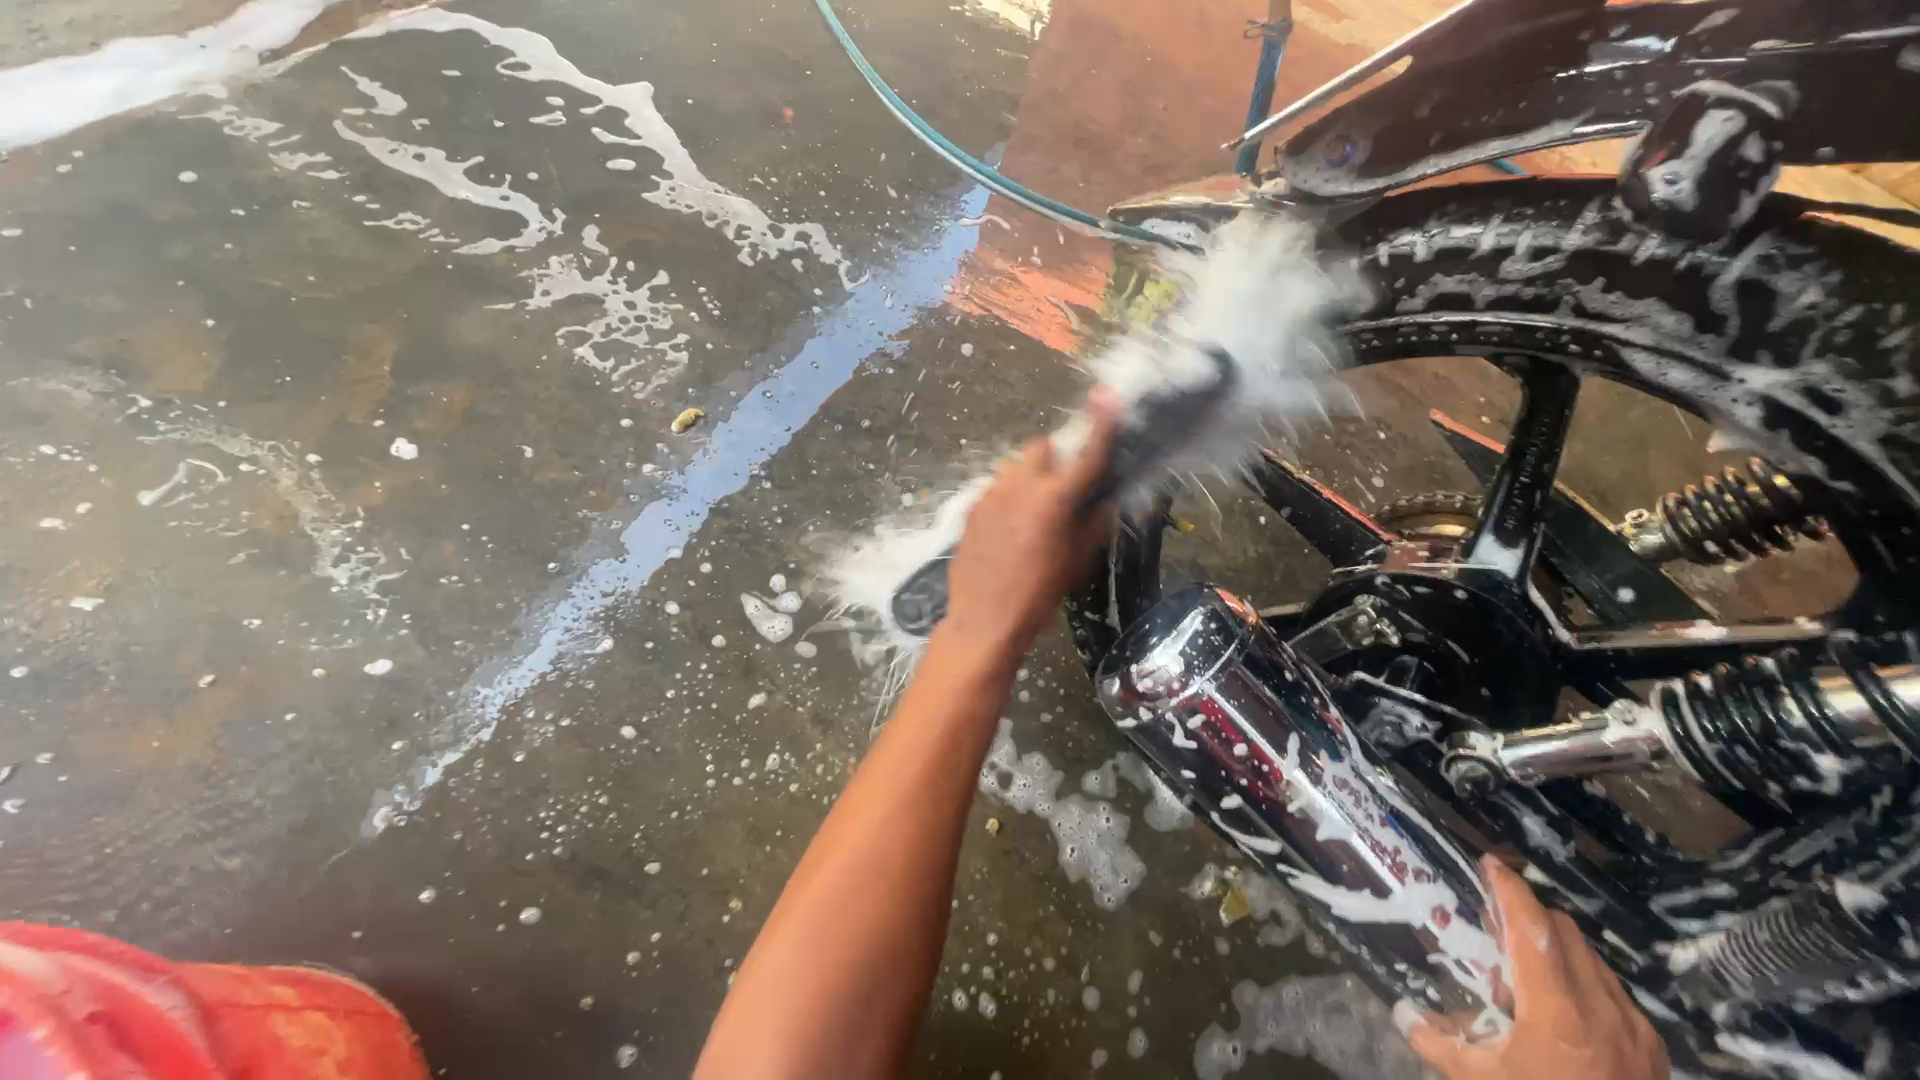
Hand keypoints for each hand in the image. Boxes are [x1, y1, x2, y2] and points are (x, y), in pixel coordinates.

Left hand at [938, 388, 1121, 656]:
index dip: (1102, 423)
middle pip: (1041, 448)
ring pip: (1016, 468)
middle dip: (1054, 461)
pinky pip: (996, 489)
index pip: (1086, 454)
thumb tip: (1105, 500)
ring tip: (1031, 515)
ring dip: (1030, 479)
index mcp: (1054, 500)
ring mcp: (990, 494)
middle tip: (1061, 490)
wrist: (984, 619)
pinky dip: (1008, 499)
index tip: (1106, 394)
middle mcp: (1020, 486)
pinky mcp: (971, 507)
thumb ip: (1094, 523)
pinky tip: (1007, 530)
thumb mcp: (1078, 562)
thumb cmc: (1039, 595)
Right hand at [1397, 856, 1668, 1079]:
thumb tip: (1398, 1010)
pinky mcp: (1653, 1046)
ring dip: (1554, 947)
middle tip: (1493, 925)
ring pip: (1591, 957)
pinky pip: (1613, 989)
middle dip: (1527, 915)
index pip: (1532, 929)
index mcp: (1557, 1012)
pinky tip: (1560, 1008)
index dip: (1510, 890)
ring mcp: (1634, 1026)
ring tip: (1523, 973)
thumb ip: (1436, 1041)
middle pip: (1564, 932)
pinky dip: (1581, 978)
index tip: (1489, 863)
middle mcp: (1602, 1008)